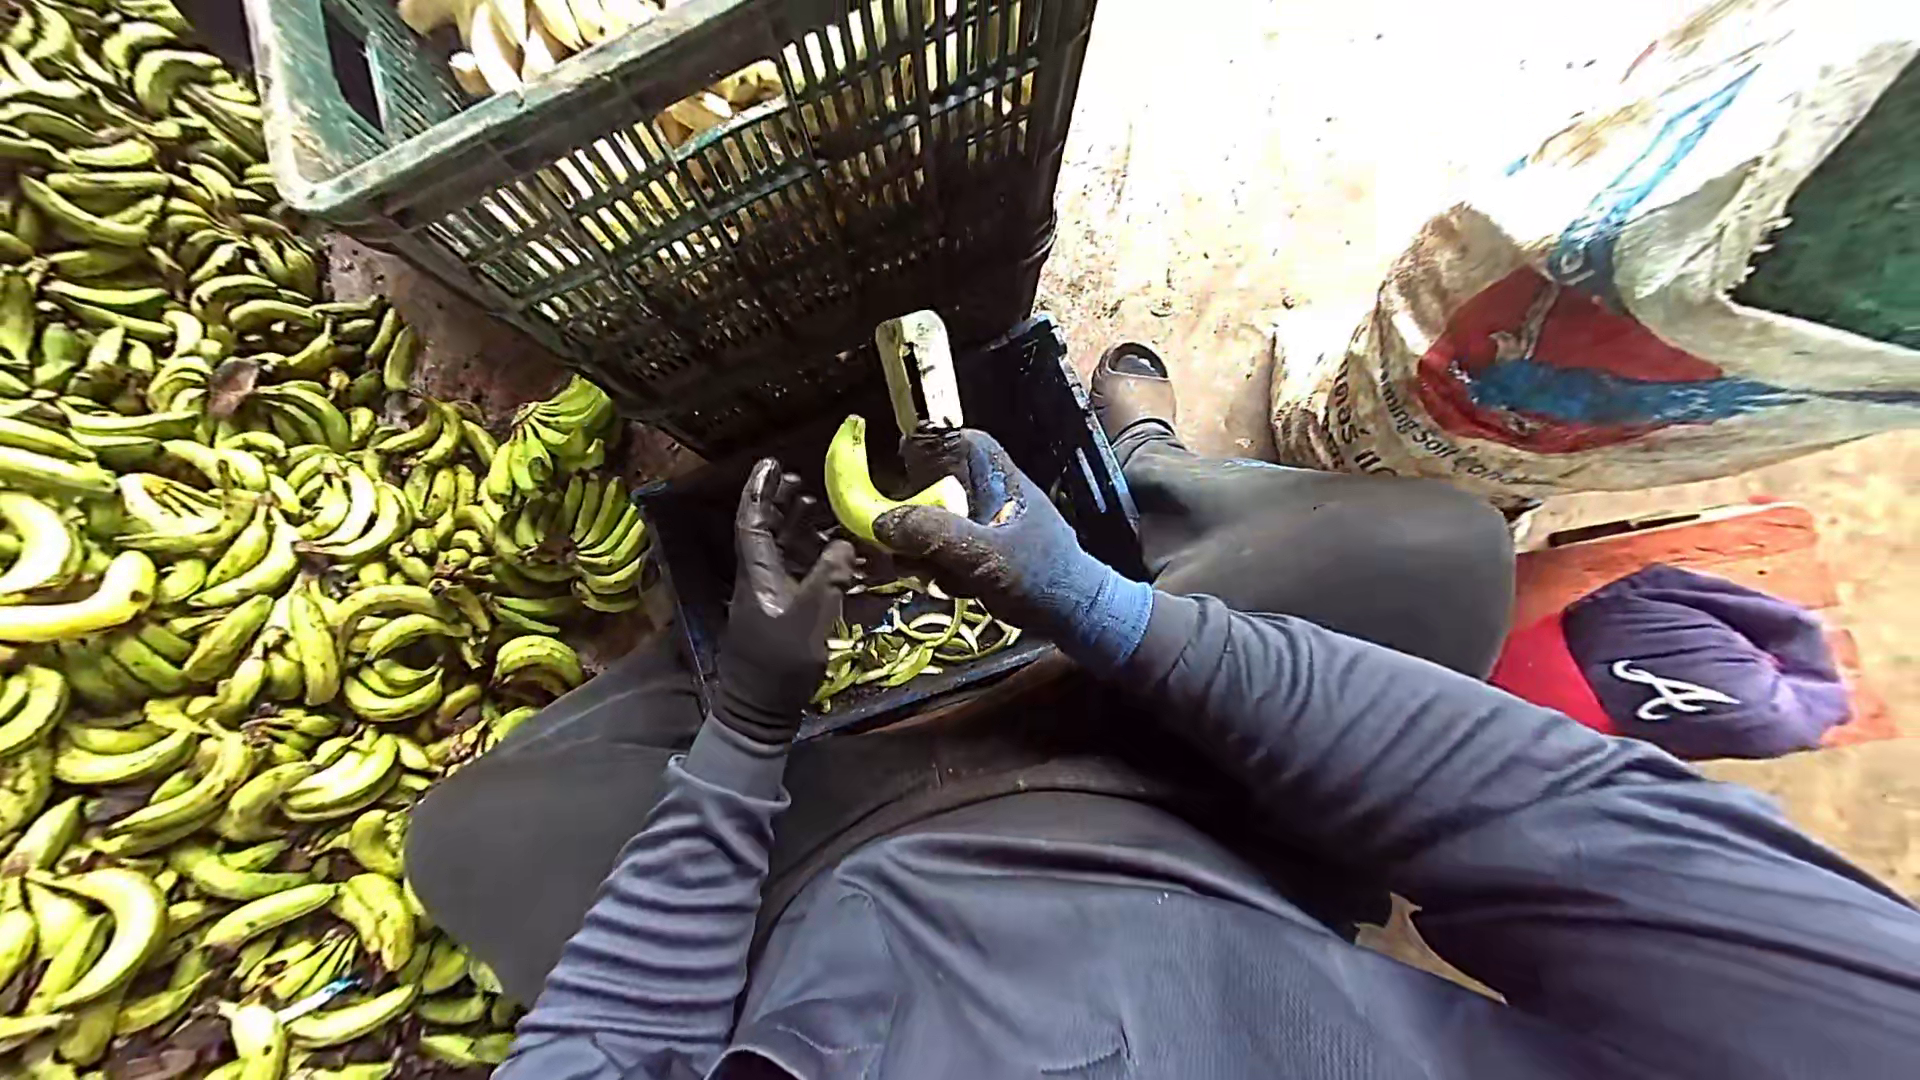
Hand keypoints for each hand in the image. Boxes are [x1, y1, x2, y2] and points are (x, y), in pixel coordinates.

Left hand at [713, 458, 855, 744]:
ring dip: (802, 528)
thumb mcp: (809, 618)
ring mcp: (773, 594)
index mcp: (757, 573)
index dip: (760, 490)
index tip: (772, 463)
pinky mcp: (785, 611)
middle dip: (785, 503)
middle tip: (805, 482)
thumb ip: (829, 578)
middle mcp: (761, 577)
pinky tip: (836, 553)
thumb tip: (844, 544)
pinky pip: (800, 572)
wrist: (762, 709)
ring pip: (785, 550)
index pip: (752, 521)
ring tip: (822, 509)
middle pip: (769, 530)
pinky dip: (816, 558)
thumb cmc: (779, 663)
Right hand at [873, 429, 1152, 669]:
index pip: (963, 442)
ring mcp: (984, 528)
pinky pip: (944, 552)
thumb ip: (937, 536)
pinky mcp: (980, 555)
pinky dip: (938, 569)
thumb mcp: (986, 555)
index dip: (929, 448)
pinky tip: (953, 587)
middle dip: (915, 517)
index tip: (901, 467)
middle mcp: (989, 498)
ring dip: (924, 550)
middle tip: (902, 542)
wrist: (1072, 617)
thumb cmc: (1040, 576)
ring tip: (932, 573)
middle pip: (937, 487)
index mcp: (999, 481)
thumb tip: (883, 521)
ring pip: (935, 525)